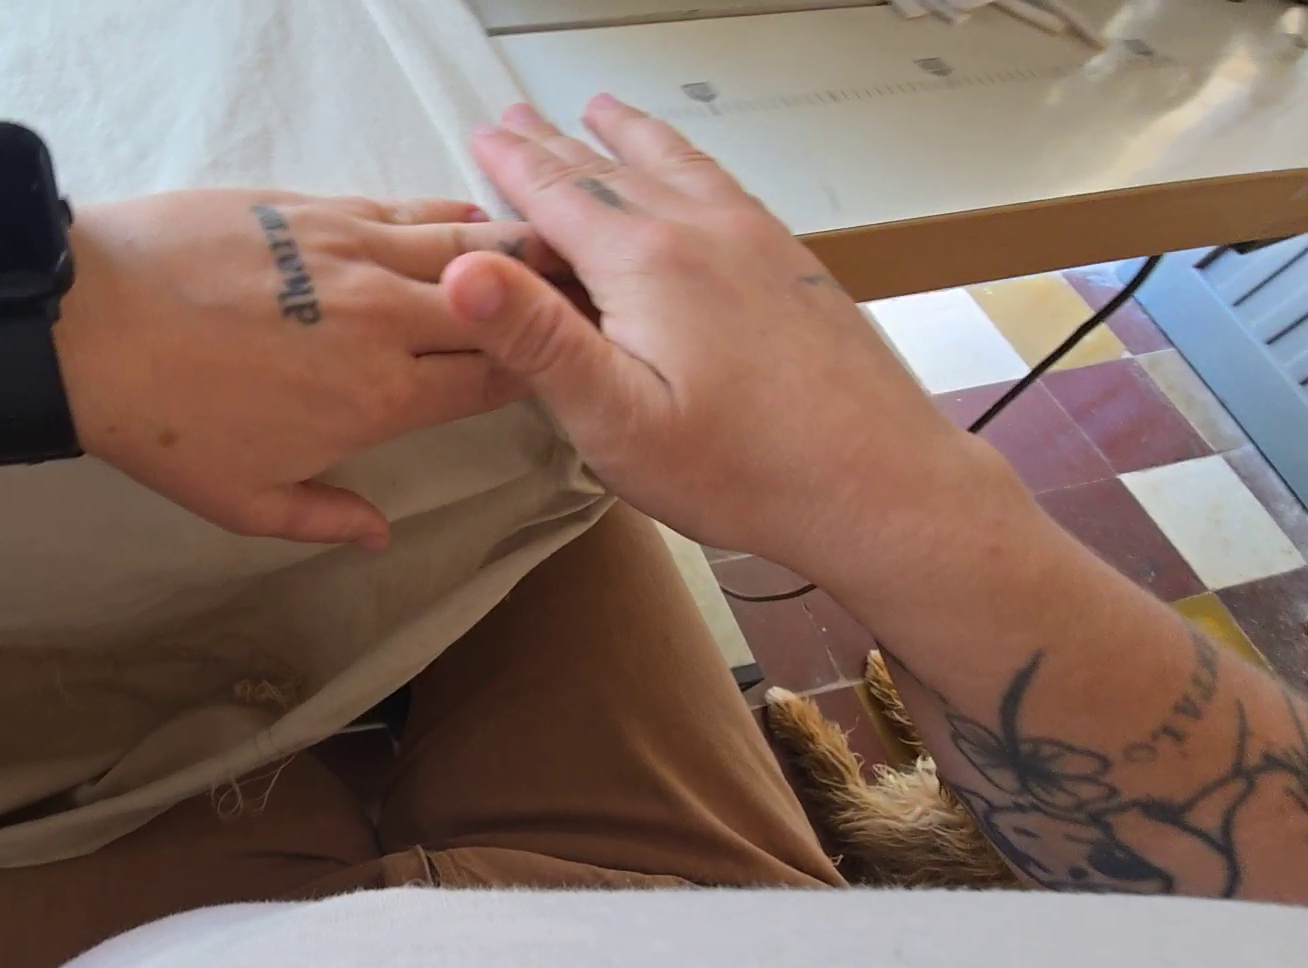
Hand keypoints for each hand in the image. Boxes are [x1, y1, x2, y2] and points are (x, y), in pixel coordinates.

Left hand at [54, 190, 549, 549]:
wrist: (87, 329)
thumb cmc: (167, 428)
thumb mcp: (247, 504)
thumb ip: (326, 520)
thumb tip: (381, 536)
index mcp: (379, 400)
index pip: (490, 380)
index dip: (535, 373)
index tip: (557, 370)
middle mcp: (384, 321)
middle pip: (497, 309)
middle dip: (549, 310)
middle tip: (582, 307)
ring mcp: (352, 253)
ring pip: (466, 246)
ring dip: (514, 256)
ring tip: (549, 257)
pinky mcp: (314, 207)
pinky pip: (406, 208)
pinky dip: (450, 219)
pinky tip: (469, 222)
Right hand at [440, 97, 1003, 574]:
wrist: (874, 486)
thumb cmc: (735, 467)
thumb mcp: (612, 416)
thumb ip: (536, 339)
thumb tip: (463, 271)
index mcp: (647, 265)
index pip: (559, 197)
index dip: (513, 166)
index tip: (485, 135)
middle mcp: (703, 232)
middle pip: (610, 173)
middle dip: (554, 145)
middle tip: (518, 118)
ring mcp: (754, 240)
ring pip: (671, 168)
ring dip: (624, 138)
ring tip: (599, 111)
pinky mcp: (788, 263)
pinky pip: (720, 187)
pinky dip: (684, 161)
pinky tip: (686, 169)